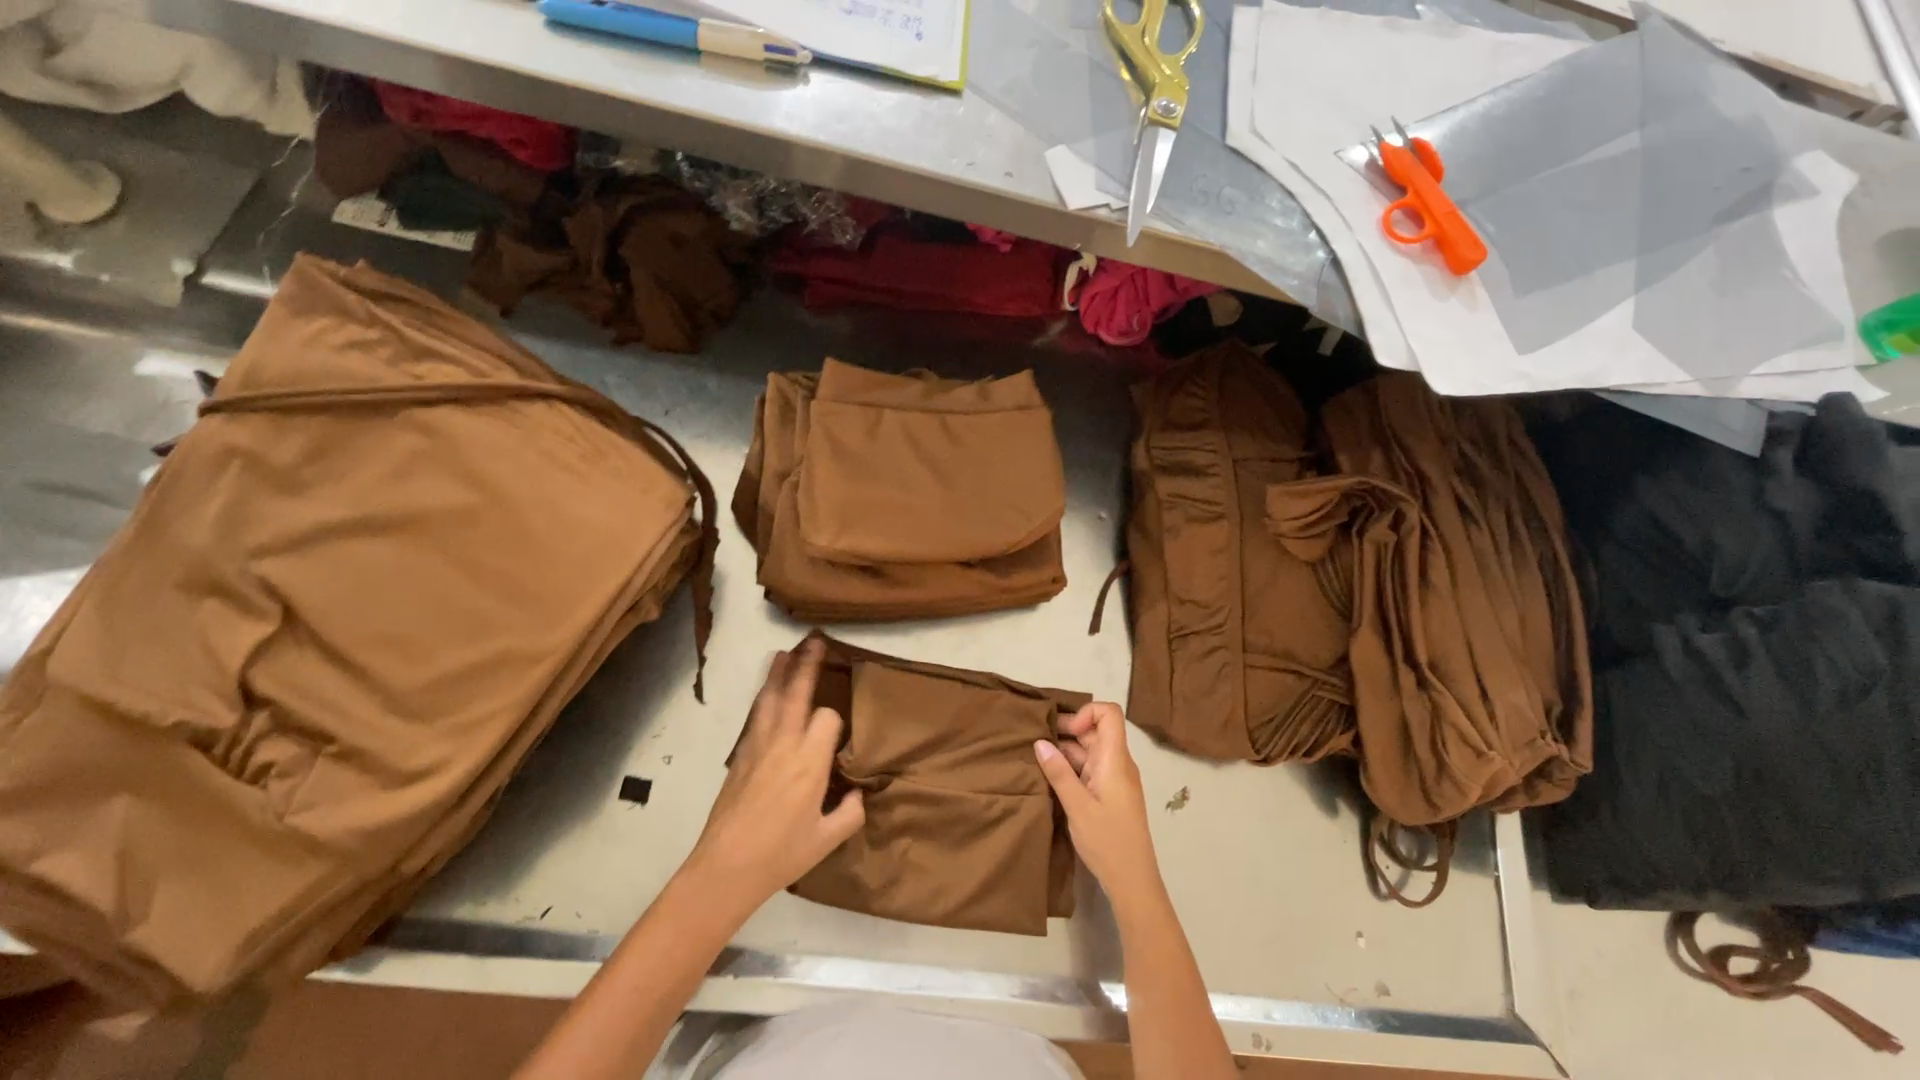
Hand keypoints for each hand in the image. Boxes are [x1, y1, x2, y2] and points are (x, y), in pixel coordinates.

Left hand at [680, 640, 864, 912]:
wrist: (725, 867)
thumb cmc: (781, 855)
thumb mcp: (828, 839)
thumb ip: (850, 812)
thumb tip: (857, 793)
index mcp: (809, 762)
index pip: (828, 718)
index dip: (836, 721)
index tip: (840, 738)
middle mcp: (783, 745)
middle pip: (796, 693)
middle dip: (806, 665)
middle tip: (814, 641)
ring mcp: (756, 747)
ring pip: (769, 699)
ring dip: (778, 673)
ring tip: (785, 652)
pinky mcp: (738, 756)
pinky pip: (754, 716)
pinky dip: (764, 697)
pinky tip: (767, 693)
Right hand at [1034, 703, 1165, 910]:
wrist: (1133, 880)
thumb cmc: (1108, 841)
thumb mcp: (1077, 807)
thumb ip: (1058, 773)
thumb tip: (1040, 742)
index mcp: (1116, 760)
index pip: (1109, 714)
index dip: (1086, 712)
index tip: (1064, 732)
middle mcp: (1118, 764)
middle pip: (1096, 731)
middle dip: (1067, 730)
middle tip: (1035, 739)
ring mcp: (1115, 779)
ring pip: (1091, 751)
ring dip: (1066, 750)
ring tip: (1036, 757)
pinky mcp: (1110, 793)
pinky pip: (1090, 768)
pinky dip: (1071, 767)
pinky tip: (1050, 776)